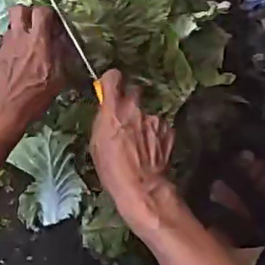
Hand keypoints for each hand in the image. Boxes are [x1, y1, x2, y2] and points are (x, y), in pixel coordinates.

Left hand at [0, 6, 65, 142]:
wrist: (4, 110)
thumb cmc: (35, 96)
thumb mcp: (58, 78)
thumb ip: (61, 54)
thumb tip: (63, 40)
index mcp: (38, 41)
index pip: (42, 12)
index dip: (49, 13)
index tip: (54, 23)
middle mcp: (19, 38)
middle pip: (19, 9)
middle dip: (28, 12)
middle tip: (36, 24)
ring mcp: (5, 45)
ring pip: (11, 25)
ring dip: (20, 29)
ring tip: (28, 44)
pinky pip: (6, 41)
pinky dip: (13, 44)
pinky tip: (19, 60)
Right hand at [89, 70, 176, 219]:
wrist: (142, 187)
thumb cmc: (112, 169)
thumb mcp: (96, 143)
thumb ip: (103, 120)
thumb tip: (106, 110)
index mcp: (113, 109)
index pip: (113, 77)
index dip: (111, 80)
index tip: (110, 86)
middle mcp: (135, 108)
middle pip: (133, 91)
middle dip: (130, 101)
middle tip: (126, 119)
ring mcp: (154, 118)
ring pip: (147, 112)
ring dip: (143, 122)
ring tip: (140, 143)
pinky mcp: (168, 129)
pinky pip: (159, 126)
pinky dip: (155, 134)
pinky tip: (152, 149)